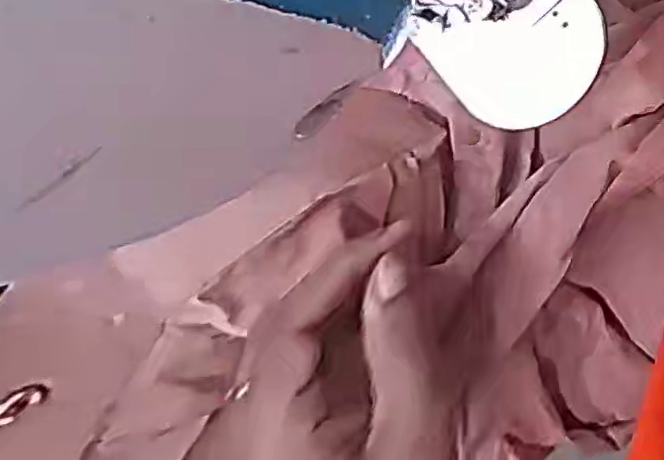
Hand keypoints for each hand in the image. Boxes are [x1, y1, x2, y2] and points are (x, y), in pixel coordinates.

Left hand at [183, 222, 455, 459]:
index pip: (293, 320)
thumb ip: (403, 343)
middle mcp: (249, 421)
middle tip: (401, 240)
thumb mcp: (414, 424)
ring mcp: (261, 427)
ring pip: (288, 337)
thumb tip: (395, 264)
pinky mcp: (282, 430)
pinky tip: (375, 304)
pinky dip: (341, 317)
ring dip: (342, 289)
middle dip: (343, 269)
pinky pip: (301, 356)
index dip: (346, 263)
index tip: (405, 233)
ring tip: (393, 260)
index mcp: (272, 422)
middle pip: (283, 324)